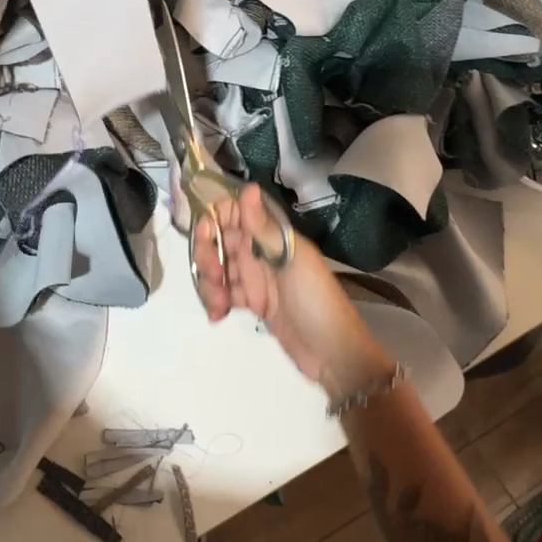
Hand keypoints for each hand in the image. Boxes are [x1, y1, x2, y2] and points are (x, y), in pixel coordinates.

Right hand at [194, 184, 397, 398]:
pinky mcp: (253, 302)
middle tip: (214, 277)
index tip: (206, 236)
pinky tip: (218, 316)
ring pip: (218, 269)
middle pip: (219, 240)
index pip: (233, 213)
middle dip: (207, 256)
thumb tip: (248, 187)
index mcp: (272, 235)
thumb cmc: (316, 300)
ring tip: (219, 305)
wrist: (334, 354)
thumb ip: (264, 227)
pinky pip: (224, 294)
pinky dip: (216, 302)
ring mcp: (256, 277)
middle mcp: (260, 251)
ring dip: (209, 284)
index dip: (214, 219)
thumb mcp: (292, 261)